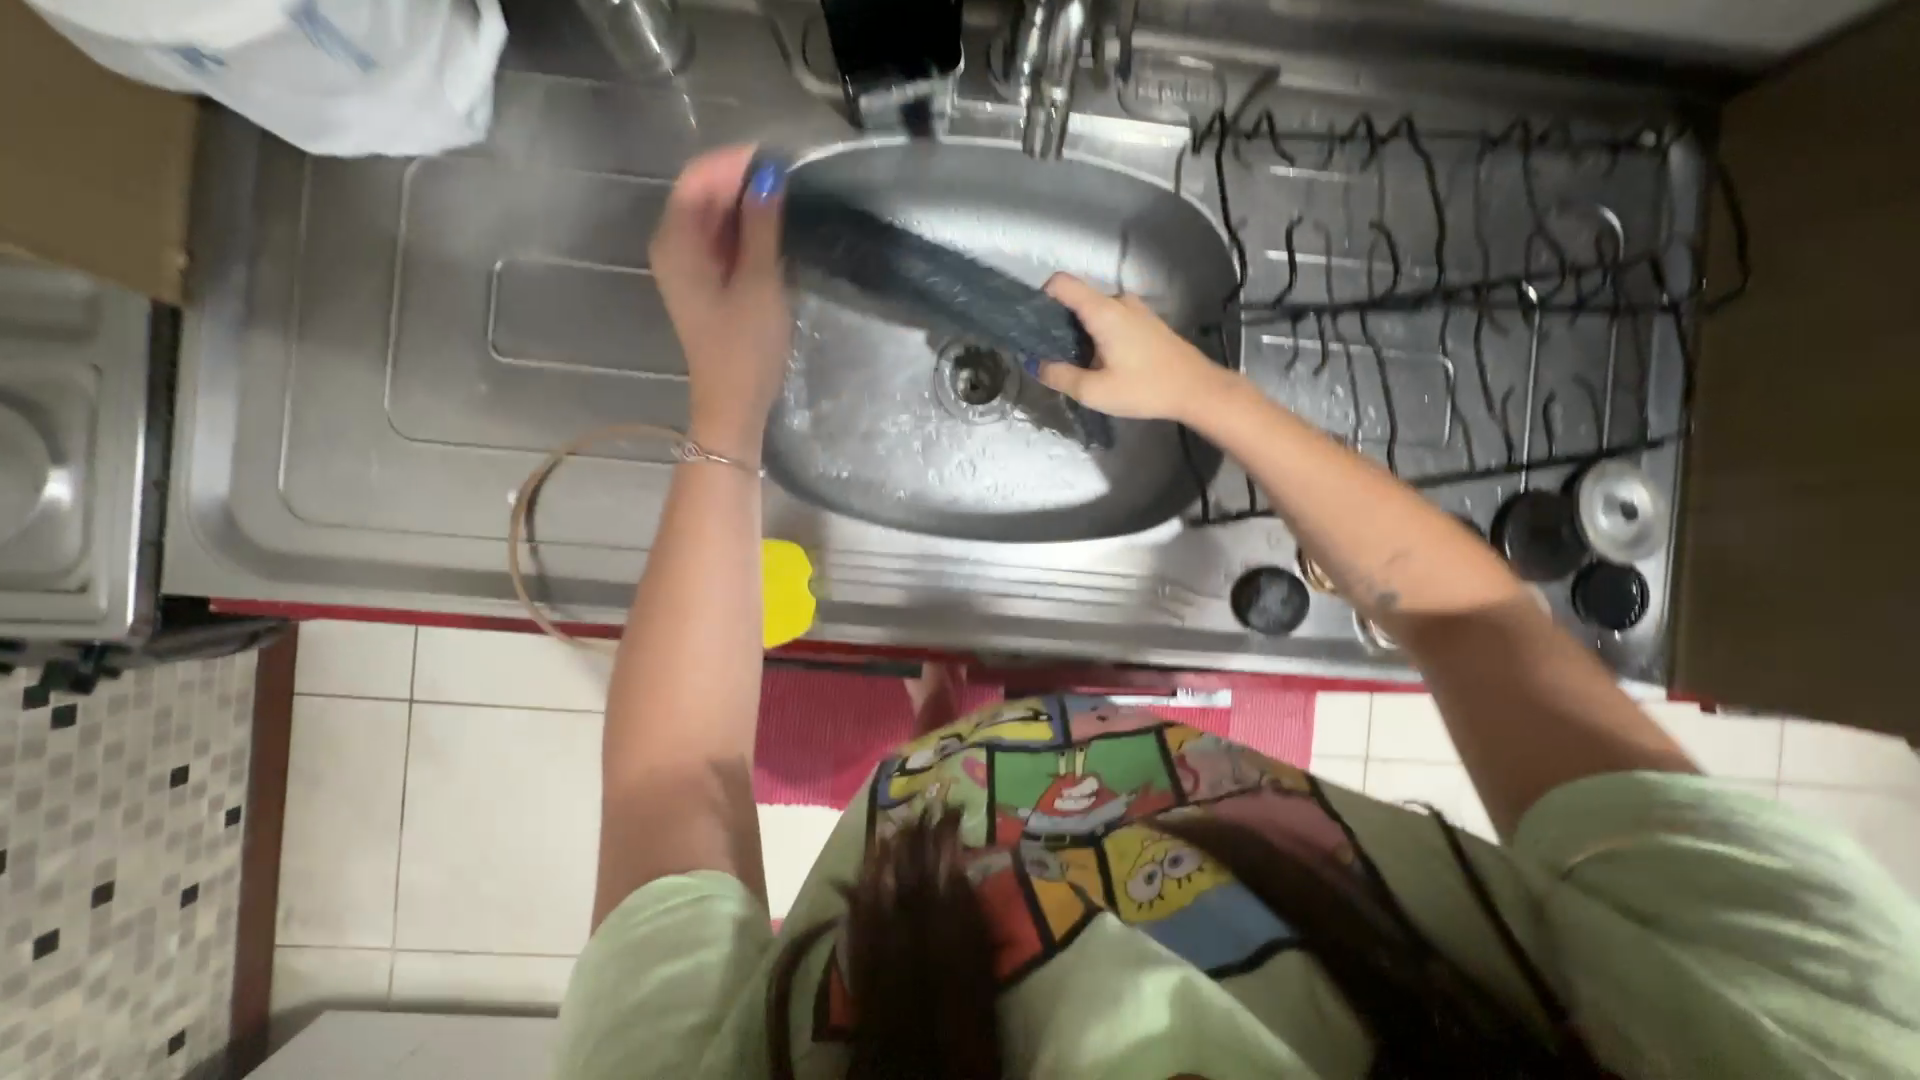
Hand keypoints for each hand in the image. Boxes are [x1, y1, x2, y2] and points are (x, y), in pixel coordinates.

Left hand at [650, 145, 791, 460]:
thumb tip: (769, 176)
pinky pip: (721, 239)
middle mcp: (673, 245)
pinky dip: (745, 228)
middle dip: (743, 179)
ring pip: (714, 215)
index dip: (737, 161)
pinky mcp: (704, 281)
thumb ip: (763, 224)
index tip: (781, 158)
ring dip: (747, 203)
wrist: (733, 404)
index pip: (699, 177)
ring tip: (791, 199)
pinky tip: (775, 229)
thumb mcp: (760, 282)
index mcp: (676, 241)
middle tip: (792, 178)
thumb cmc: (745, 347)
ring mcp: (687, 264)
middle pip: (704, 192)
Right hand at [1036, 273, 1243, 423]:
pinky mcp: (1145, 321)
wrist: (1197, 389)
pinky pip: (1111, 319)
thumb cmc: (1145, 389)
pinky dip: (1099, 335)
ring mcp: (1135, 309)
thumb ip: (1059, 376)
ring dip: (1080, 332)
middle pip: (1077, 299)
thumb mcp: (1094, 391)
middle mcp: (1118, 302)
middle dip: (1059, 323)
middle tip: (1053, 355)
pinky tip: (1101, 363)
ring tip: (1078, 364)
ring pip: (1094, 311)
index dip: (1041, 297)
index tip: (1034, 325)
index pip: (1062, 283)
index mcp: (1103, 311)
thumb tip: (1035, 364)